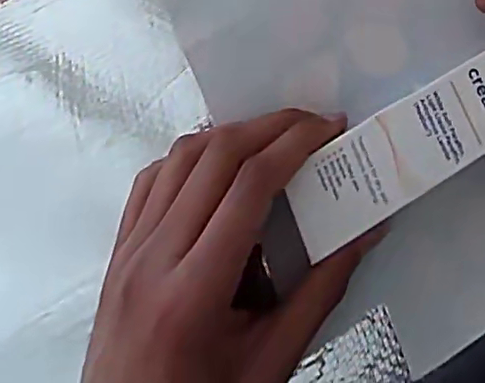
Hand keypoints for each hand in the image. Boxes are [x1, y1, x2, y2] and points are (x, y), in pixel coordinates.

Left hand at [82, 111, 381, 382]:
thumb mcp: (273, 360)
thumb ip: (324, 289)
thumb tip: (367, 230)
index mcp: (192, 294)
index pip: (250, 184)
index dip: (296, 143)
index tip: (330, 128)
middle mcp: (152, 263)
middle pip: (217, 155)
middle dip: (274, 125)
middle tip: (313, 124)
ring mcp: (128, 254)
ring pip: (182, 156)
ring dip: (235, 132)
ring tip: (274, 137)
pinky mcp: (118, 254)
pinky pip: (153, 179)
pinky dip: (192, 155)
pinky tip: (220, 163)